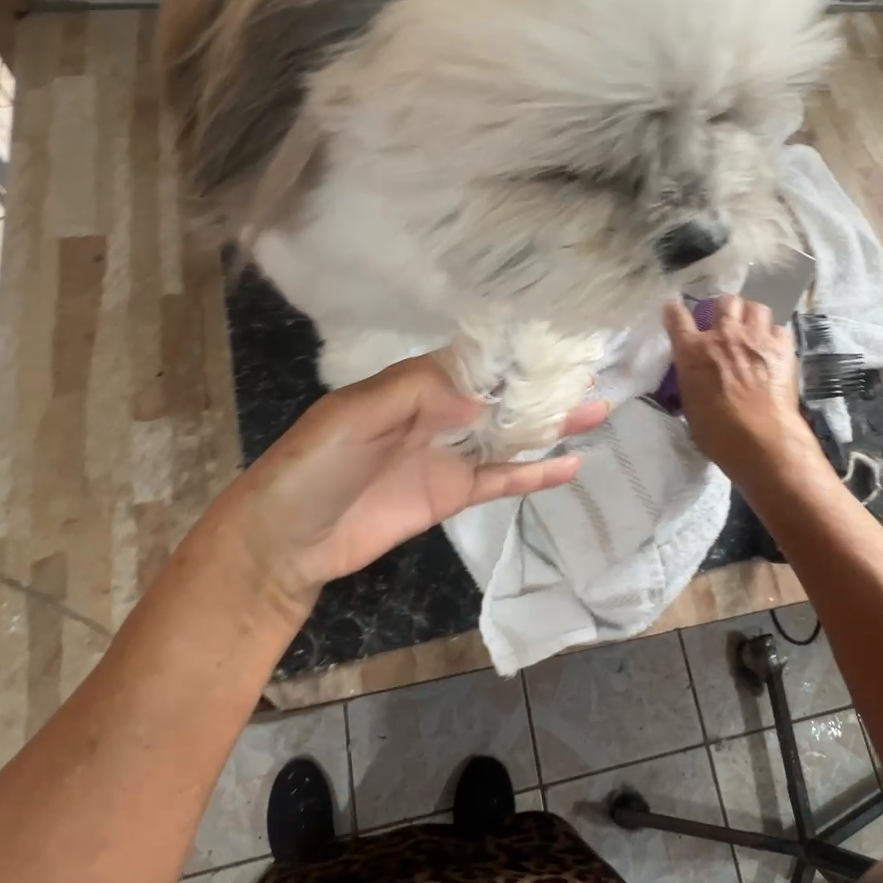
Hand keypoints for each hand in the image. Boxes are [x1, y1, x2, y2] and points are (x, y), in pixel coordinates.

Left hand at [205, 354, 609, 613]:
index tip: (556, 342)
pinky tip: (570, 464)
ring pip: (507, 436)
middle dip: (541, 386)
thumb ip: (417, 393)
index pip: (472, 361)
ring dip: (548, 425)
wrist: (286, 540)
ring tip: (596, 410)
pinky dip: (533, 473)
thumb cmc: (312, 466)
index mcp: (412, 385)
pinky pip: (499, 480)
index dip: (511, 353)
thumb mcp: (354, 415)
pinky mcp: (451, 496)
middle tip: (591, 374)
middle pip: (498, 397)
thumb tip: (484, 395)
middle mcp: (436, 414)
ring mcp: (447, 456)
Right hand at [665, 296, 821, 485]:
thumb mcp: (690, 403)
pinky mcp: (783, 348)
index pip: (677, 317)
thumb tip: (697, 374)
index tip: (674, 309)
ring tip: (752, 328)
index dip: (674, 310)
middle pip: (725, 301)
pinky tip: (773, 348)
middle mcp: (724, 335)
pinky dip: (774, 335)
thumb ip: (692, 378)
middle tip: (725, 321)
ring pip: (755, 307)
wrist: (761, 440)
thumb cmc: (717, 432)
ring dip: (751, 315)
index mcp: (693, 351)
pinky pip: (779, 328)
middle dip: (724, 308)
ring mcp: (756, 338)